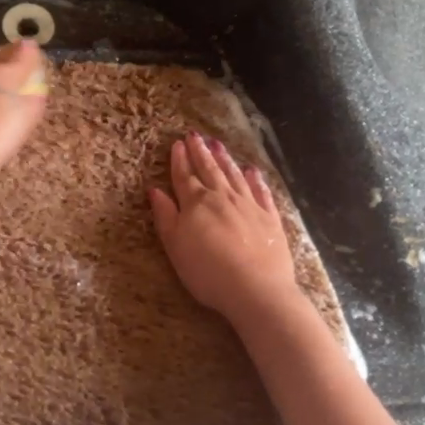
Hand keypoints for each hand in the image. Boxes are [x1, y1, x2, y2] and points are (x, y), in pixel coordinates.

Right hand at [150, 133, 301, 323]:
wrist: (256, 290)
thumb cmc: (208, 272)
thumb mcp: (176, 247)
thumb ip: (165, 216)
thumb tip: (155, 190)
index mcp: (196, 203)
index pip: (184, 176)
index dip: (179, 160)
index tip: (177, 143)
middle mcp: (222, 196)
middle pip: (209, 169)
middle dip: (200, 152)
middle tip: (195, 135)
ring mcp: (248, 205)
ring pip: (234, 175)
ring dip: (224, 159)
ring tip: (217, 144)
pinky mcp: (270, 218)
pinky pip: (261, 192)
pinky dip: (256, 180)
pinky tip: (252, 171)